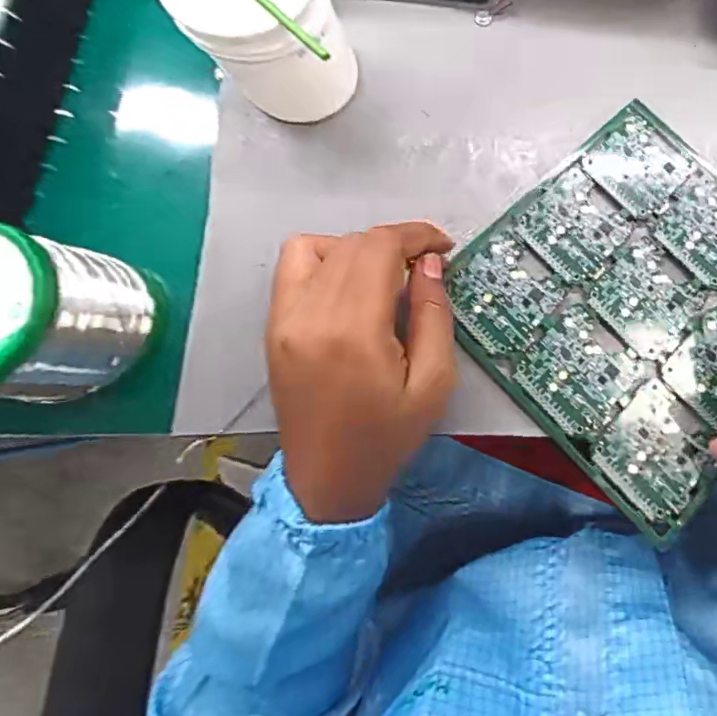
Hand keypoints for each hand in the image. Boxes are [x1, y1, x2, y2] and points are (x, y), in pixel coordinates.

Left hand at [267, 222, 457, 522]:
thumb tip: (429, 263)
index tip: (442, 246)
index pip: (381, 248)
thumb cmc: (387, 438)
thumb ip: (434, 314)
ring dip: (362, 248)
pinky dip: (325, 257)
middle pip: (356, 243)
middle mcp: (312, 314)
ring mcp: (285, 318)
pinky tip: (347, 284)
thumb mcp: (434, 384)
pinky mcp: (274, 325)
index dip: (417, 235)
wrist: (327, 480)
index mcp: (354, 331)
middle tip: (424, 266)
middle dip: (397, 242)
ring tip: (386, 276)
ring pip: (323, 245)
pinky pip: (293, 264)